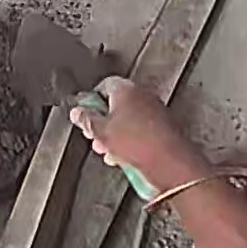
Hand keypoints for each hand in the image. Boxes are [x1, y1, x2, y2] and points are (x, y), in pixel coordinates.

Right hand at [68, 76, 208, 184]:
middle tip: (94, 135)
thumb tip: (78, 112)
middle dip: (102, 122)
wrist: (168, 161)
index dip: (91, 101)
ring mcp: (155, 111)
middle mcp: (143, 95)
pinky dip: (130, 141)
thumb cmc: (137, 142)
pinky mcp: (164, 127)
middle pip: (115, 104)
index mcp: (126, 89)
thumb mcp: (99, 131)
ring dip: (115, 134)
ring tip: (108, 149)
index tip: (85, 114)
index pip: (103, 86)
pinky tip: (123, 155)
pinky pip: (140, 130)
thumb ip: (86, 119)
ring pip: (128, 119)